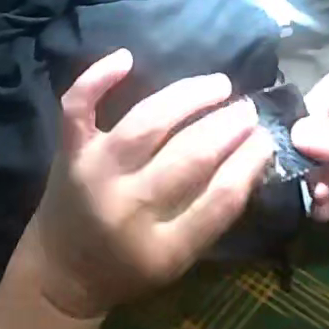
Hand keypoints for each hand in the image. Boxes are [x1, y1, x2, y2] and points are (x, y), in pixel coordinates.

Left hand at [21, 50, 274, 319]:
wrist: (60, 270)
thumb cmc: (127, 266)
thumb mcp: (177, 259)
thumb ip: (210, 215)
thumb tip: (251, 157)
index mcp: (163, 248)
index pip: (219, 199)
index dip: (249, 164)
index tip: (267, 139)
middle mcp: (127, 206)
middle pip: (188, 156)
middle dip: (226, 127)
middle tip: (248, 108)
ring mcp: (94, 172)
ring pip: (147, 123)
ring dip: (189, 98)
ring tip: (219, 85)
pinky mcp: (70, 151)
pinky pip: (78, 107)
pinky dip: (98, 78)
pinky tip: (127, 58)